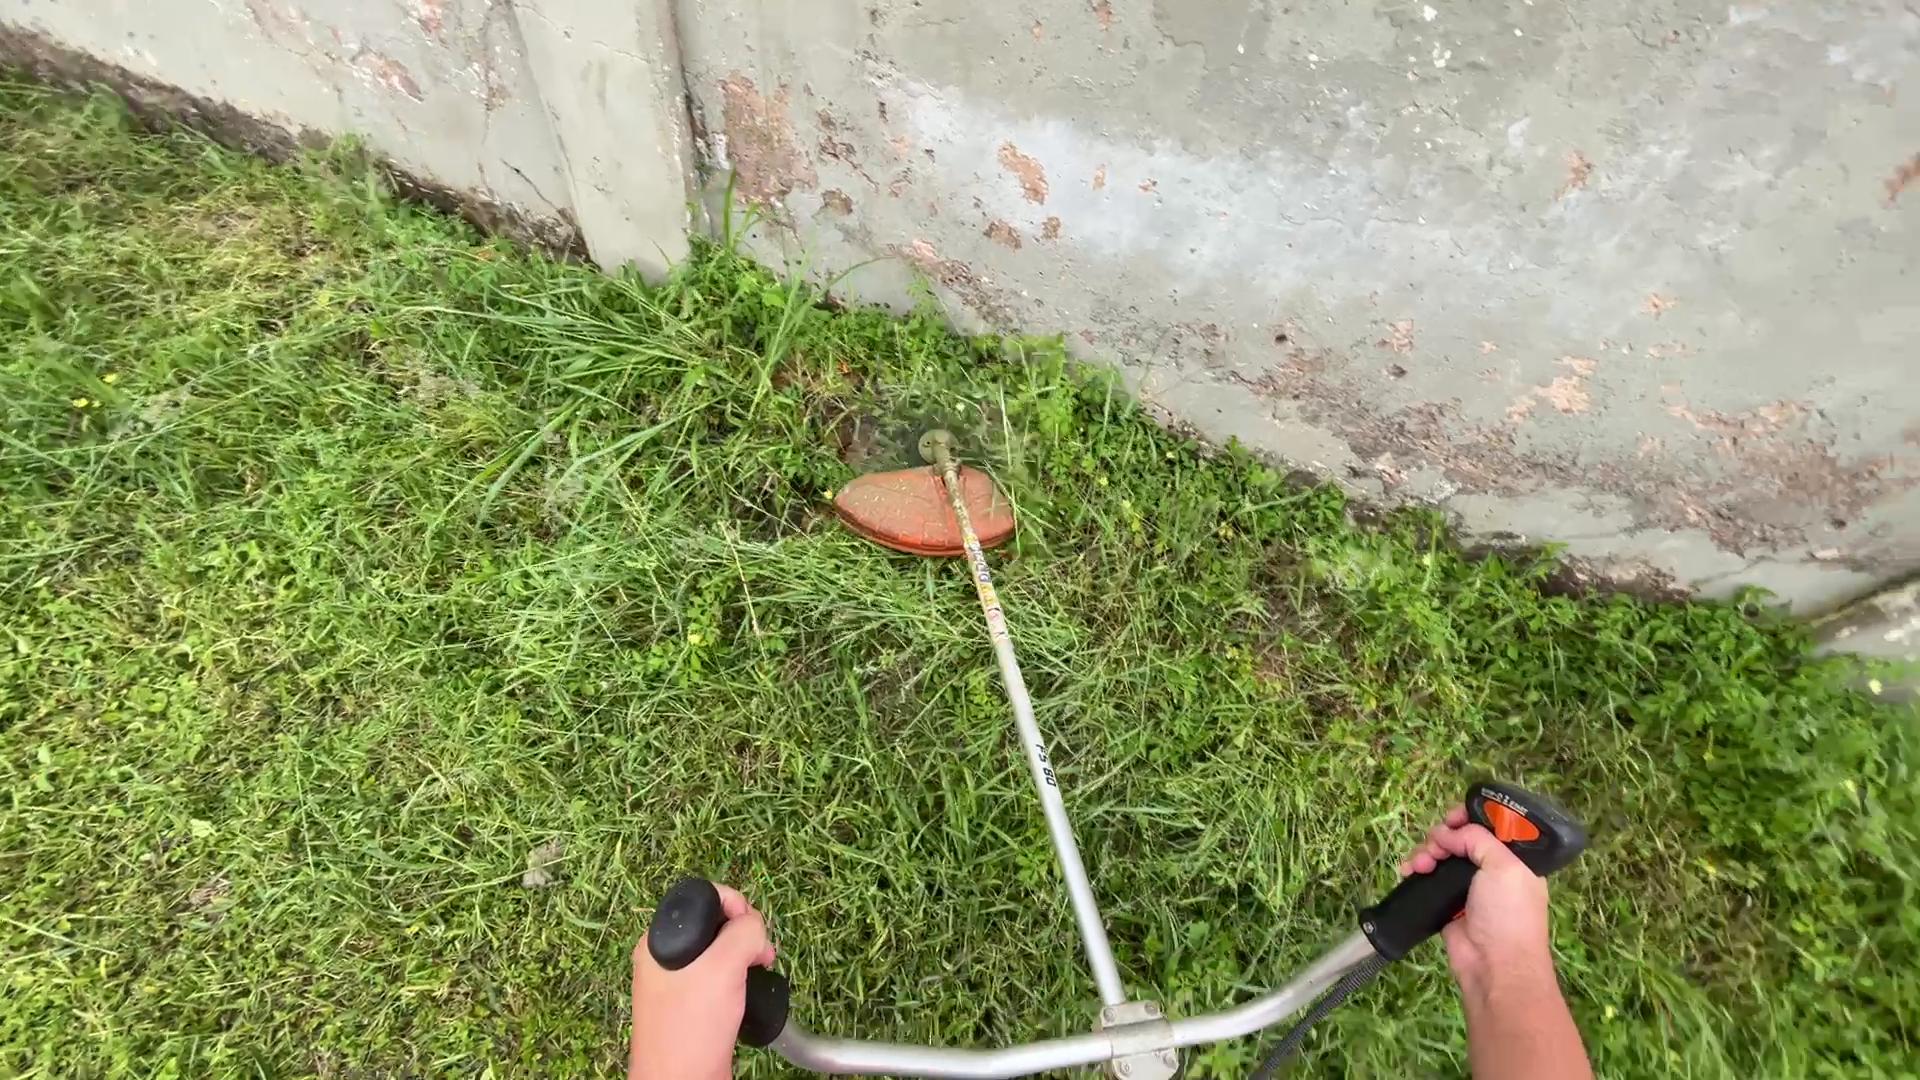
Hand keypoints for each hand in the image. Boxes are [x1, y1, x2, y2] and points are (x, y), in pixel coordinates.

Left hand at [629, 884, 775, 1079]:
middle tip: (760, 953)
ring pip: (722, 947)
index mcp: (658, 940)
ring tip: (762, 968)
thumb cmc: (695, 1025)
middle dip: (745, 930)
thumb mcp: (724, 966)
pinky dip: (741, 974)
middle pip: (716, 921)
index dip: (734, 903)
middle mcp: (665, 956)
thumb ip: (744, 931)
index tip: (751, 928)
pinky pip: (722, 973)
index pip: (703, 897)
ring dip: (748, 952)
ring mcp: (678, 981)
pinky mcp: (692, 1004)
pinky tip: (750, 987)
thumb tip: (754, 927)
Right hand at [1397, 804, 1552, 996]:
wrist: (1493, 964)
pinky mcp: (1446, 897)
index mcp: (1515, 860)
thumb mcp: (1504, 867)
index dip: (1471, 817)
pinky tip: (1408, 870)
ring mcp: (1467, 884)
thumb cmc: (1508, 914)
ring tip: (1420, 865)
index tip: (1453, 818)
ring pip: (1439, 851)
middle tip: (1437, 846)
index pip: (1491, 825)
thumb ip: (1476, 839)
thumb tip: (1445, 834)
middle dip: (1443, 835)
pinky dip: (1415, 866)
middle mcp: (1492, 869)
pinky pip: (1427, 871)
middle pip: (1460, 835)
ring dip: (1425, 851)